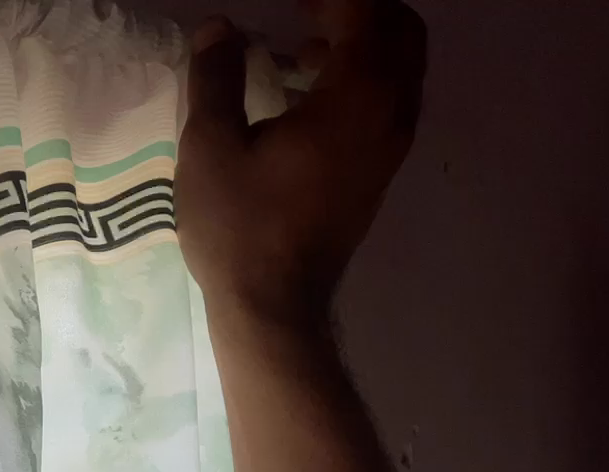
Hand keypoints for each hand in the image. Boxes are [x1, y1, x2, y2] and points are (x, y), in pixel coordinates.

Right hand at [175, 0, 426, 324]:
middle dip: (356, 13)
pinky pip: (388, 104)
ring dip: (358, 49)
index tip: (286, 3)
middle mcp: (392, 109)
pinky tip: (306, 108)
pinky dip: (359, 85)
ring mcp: (392, 145)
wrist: (272, 303)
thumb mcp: (210, 149)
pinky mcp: (379, 174)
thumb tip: (218, 29)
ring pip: (398, 68)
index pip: (361, 8)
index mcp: (357, 92)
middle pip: (398, 29)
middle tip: (304, 16)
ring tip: (299, 60)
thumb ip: (216, 80)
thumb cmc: (239, 226)